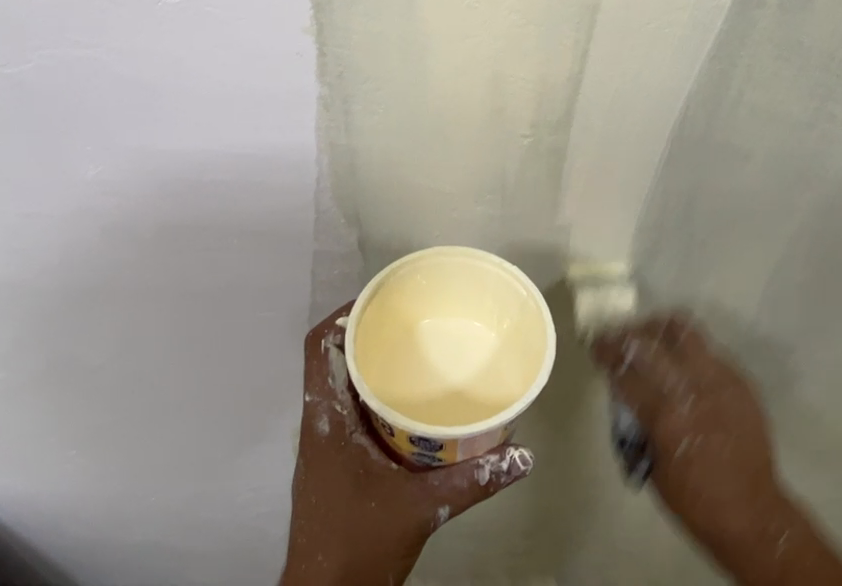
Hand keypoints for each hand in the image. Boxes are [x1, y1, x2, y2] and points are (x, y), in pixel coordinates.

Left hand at [280, 302, 534, 585]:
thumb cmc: (359, 542)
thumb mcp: (422, 507)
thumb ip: (474, 480)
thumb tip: (523, 453)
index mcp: (325, 421)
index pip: (318, 348)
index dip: (341, 315)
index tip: (379, 299)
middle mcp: (320, 425)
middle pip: (333, 362)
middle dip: (368, 337)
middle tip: (413, 322)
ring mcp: (325, 448)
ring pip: (343, 390)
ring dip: (373, 370)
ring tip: (418, 355)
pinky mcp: (336, 467)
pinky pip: (353, 416)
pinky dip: (378, 402)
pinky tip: (414, 409)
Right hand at [591, 313, 841, 585]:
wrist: (753, 513)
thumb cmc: (694, 500)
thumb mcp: (650, 464)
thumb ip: (638, 422)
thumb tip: (626, 392)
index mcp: (666, 415)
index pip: (625, 369)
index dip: (604, 352)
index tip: (593, 344)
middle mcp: (693, 389)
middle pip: (649, 341)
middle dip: (626, 335)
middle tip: (615, 338)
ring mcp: (720, 381)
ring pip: (684, 331)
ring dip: (659, 331)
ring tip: (649, 340)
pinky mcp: (740, 382)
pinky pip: (708, 352)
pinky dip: (688, 352)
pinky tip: (682, 368)